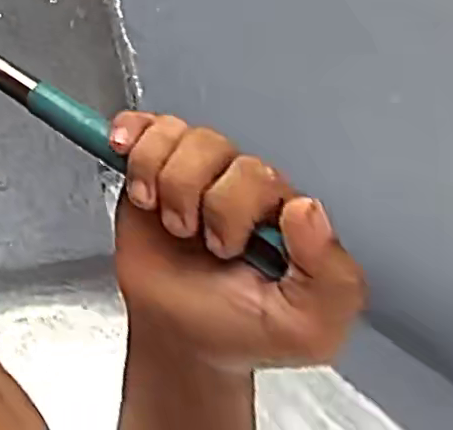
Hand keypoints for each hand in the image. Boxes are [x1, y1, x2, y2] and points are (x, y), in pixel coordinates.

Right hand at [109, 112, 366, 371]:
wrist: (175, 330)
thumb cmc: (238, 328)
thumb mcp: (306, 325)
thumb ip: (331, 277)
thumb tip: (307, 208)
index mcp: (281, 213)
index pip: (255, 171)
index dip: (228, 205)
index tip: (220, 247)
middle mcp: (236, 182)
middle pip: (208, 144)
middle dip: (184, 190)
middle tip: (183, 230)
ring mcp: (189, 169)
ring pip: (172, 131)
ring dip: (151, 169)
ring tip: (151, 204)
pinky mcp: (146, 163)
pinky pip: (140, 122)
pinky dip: (127, 131)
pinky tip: (121, 150)